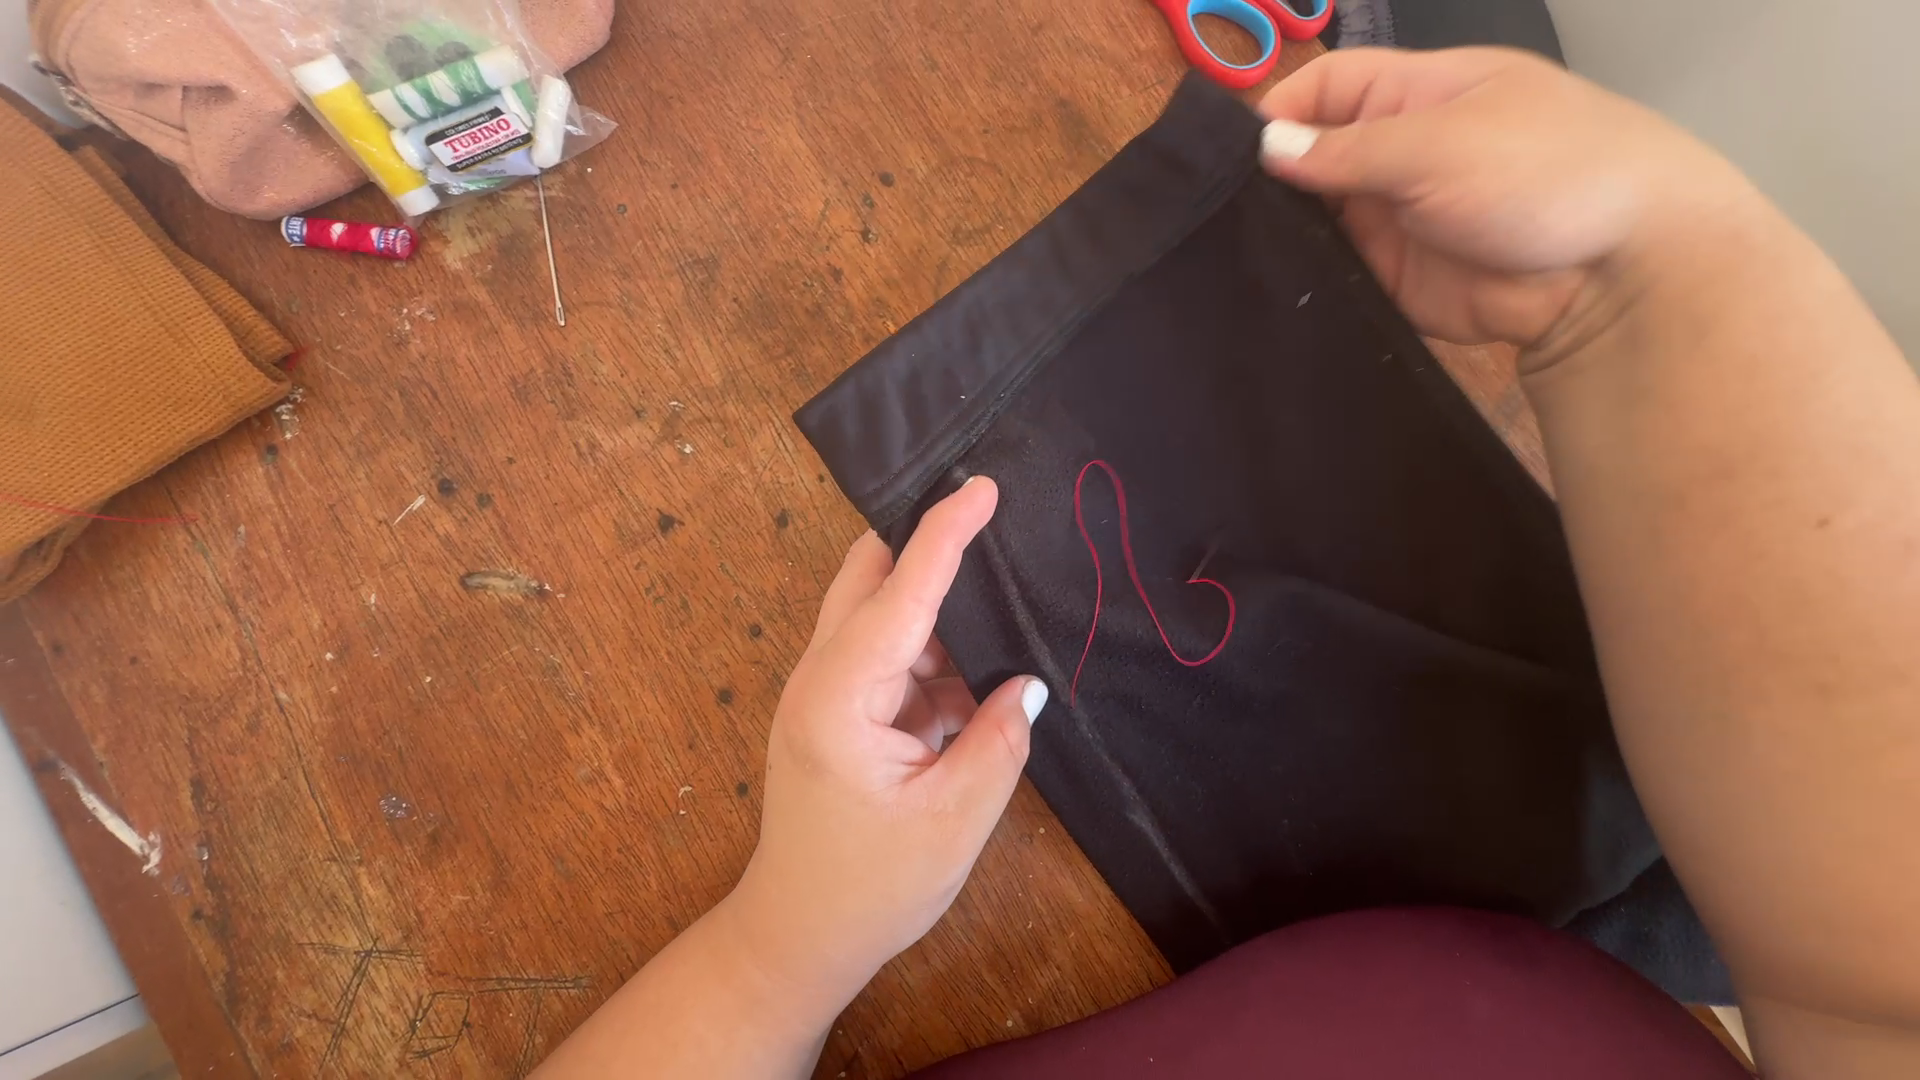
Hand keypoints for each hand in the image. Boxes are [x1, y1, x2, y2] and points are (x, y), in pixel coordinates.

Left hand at [723, 476, 1046, 1008]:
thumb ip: (998, 741)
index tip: (982, 487)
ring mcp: (826, 690)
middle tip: (991, 526)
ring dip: (937, 613)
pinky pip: (892, 656)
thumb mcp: (952, 820)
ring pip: (882, 613)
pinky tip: (978, 676)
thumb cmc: (869, 888)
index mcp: (840, 696)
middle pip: (869, 577)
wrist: (799, 936)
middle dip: (924, 547)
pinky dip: (934, 656)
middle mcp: (822, 676)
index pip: (902, 593)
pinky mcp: (841, 708)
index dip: (945, 535)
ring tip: (1002, 613)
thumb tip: (1029, 684)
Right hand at [1258, 47, 1756, 358]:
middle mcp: (1390, 153)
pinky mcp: (1381, 273)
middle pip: (1307, 154)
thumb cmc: (1542, 173)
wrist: (1605, 274)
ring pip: (1310, 217)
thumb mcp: (1440, 144)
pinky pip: (1327, 269)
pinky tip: (1262, 283)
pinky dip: (1298, 274)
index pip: (1326, 87)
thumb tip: (1265, 147)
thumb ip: (1347, 150)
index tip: (1228, 155)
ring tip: (1226, 250)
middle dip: (1266, 177)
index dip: (1278, 108)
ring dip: (1278, 230)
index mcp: (1413, 96)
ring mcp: (1384, 217)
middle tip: (1215, 212)